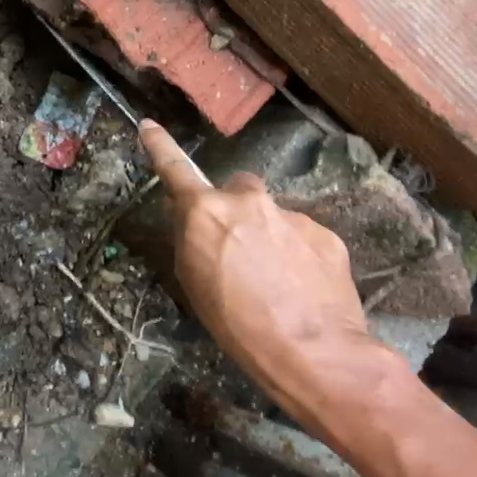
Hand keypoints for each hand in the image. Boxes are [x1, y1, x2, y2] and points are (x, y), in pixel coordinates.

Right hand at [140, 119, 401, 428]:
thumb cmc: (234, 319)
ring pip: (271, 214)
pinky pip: (302, 236)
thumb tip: (200, 224)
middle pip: (235, 188)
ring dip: (268, 234)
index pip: (173, 167)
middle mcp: (247, 201)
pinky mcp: (327, 236)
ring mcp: (291, 216)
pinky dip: (298, 253)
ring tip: (275, 277)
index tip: (149, 125)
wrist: (313, 351)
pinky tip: (302, 286)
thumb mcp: (191, 277)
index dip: (158, 145)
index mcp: (203, 210)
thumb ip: (191, 237)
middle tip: (235, 243)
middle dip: (234, 207)